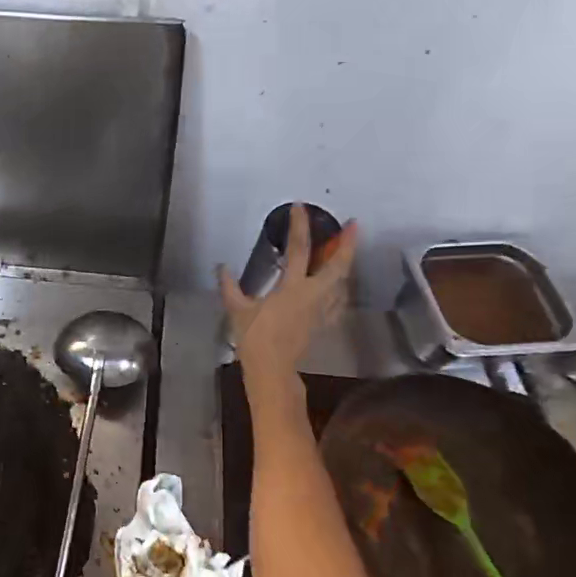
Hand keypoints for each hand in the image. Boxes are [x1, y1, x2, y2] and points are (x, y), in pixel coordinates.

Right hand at [217, 206, 356, 384]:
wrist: (272, 368)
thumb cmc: (254, 338)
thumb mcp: (237, 310)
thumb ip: (230, 287)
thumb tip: (221, 267)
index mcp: (292, 287)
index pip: (298, 249)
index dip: (300, 226)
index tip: (300, 208)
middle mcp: (313, 294)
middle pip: (338, 264)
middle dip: (347, 243)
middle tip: (353, 225)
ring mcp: (322, 309)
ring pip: (343, 281)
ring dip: (346, 263)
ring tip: (348, 251)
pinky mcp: (323, 322)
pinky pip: (338, 301)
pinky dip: (341, 289)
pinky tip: (340, 286)